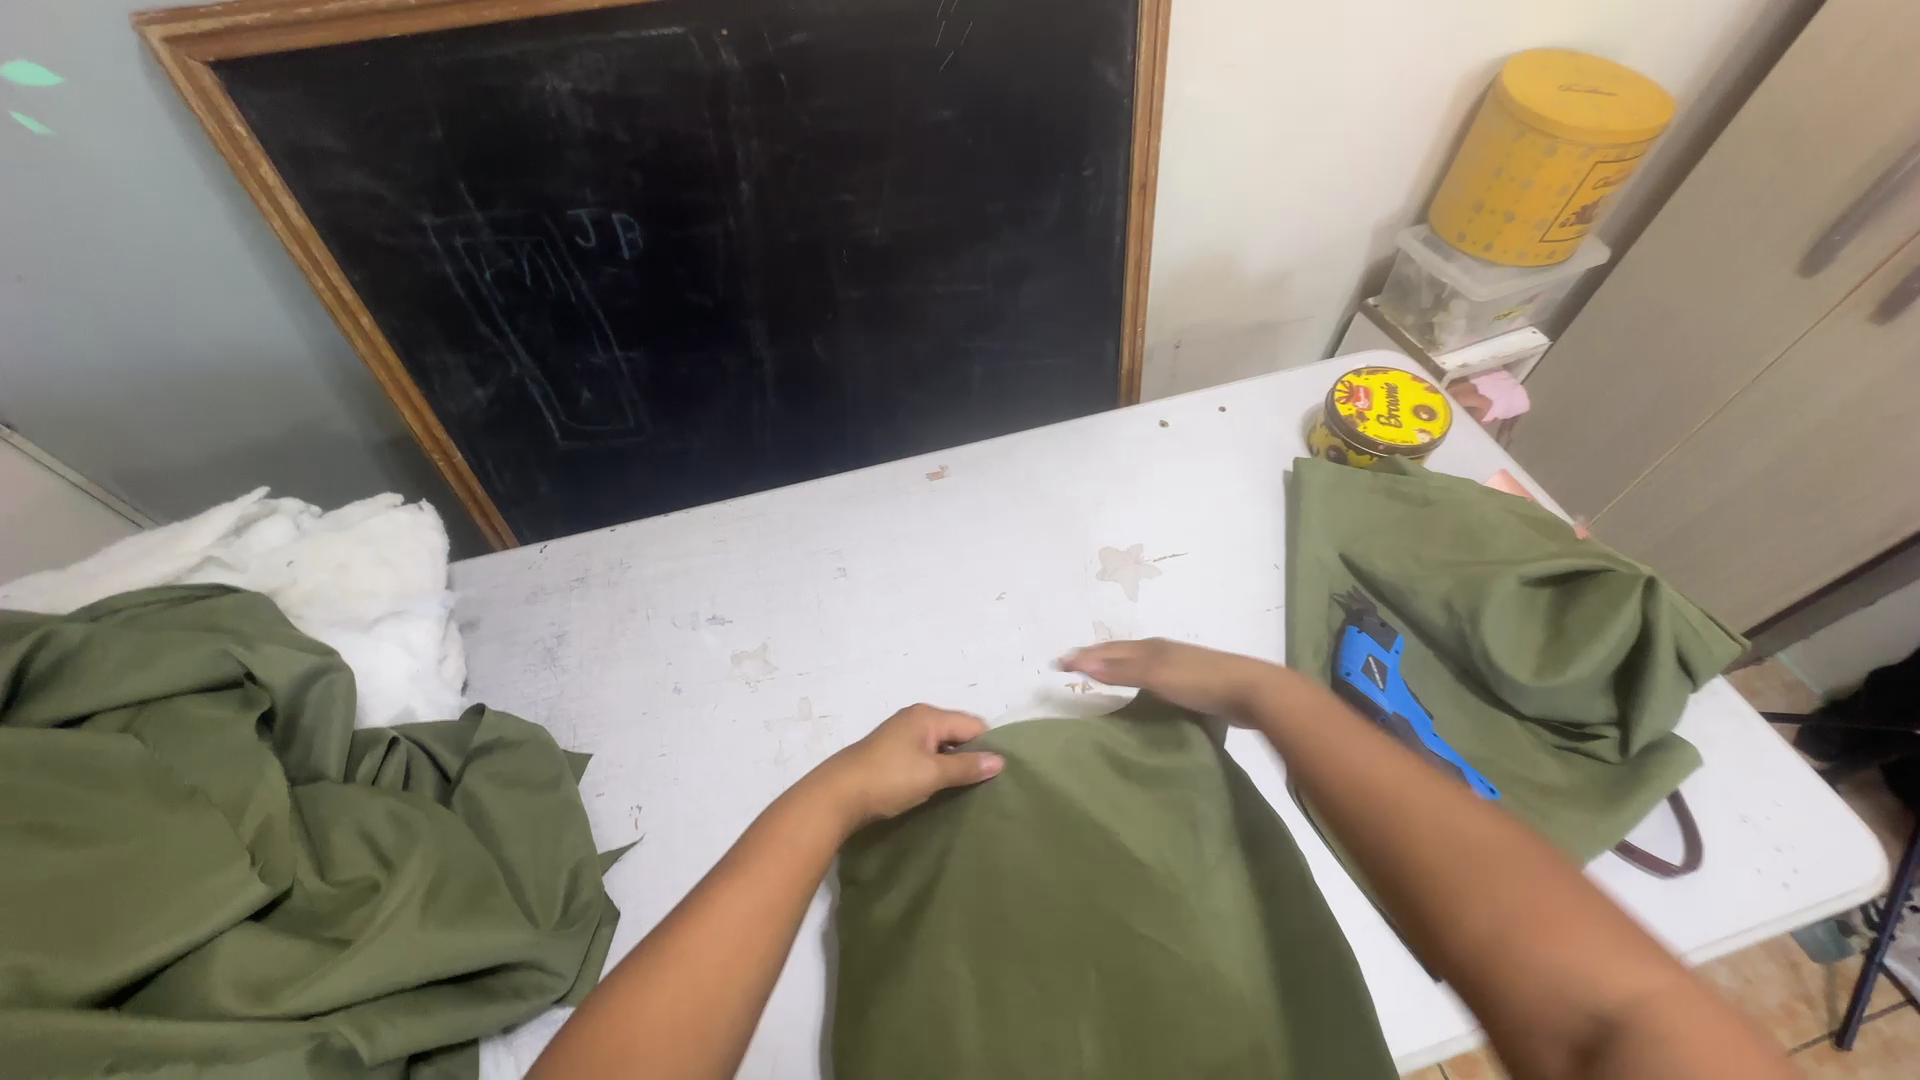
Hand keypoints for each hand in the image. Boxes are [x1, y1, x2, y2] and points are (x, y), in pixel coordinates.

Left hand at [810, 704, 1003, 826]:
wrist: (837, 795)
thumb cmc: (889, 779)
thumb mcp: (932, 774)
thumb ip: (967, 767)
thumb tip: (1000, 761)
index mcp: (928, 716)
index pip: (972, 724)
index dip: (987, 746)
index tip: (998, 773)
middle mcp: (916, 718)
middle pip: (957, 732)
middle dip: (970, 754)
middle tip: (984, 783)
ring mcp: (901, 734)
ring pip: (940, 745)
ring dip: (951, 763)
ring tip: (965, 789)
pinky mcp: (891, 752)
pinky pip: (925, 754)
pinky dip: (935, 767)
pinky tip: (938, 787)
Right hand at [1056, 638, 1285, 721]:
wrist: (1252, 690)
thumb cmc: (1200, 680)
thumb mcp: (1156, 675)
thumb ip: (1120, 670)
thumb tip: (1081, 662)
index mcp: (1150, 648)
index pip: (1108, 649)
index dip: (1084, 655)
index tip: (1058, 663)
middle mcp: (1161, 652)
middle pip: (1121, 652)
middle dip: (1096, 656)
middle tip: (1073, 665)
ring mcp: (1179, 666)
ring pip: (1138, 664)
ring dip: (1116, 667)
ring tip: (1100, 675)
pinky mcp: (1193, 683)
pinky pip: (1153, 678)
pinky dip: (1136, 680)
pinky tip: (1141, 692)